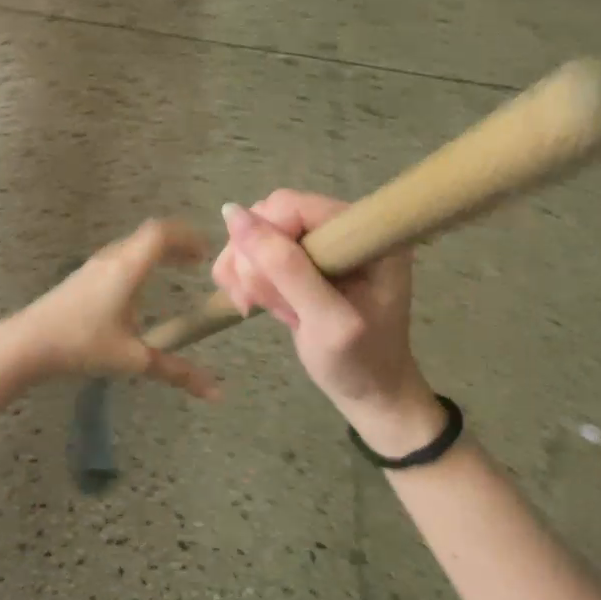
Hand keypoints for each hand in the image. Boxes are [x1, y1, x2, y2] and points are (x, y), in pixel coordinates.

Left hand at [3, 220, 218, 397]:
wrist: (28, 341)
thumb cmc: (83, 343)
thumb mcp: (134, 359)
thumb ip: (176, 371)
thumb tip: (216, 392)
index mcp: (126, 268)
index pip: (159, 233)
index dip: (186, 235)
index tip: (208, 251)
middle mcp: (110, 260)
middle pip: (146, 236)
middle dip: (176, 242)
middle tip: (198, 260)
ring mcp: (91, 267)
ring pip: (129, 246)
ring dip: (155, 251)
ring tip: (177, 267)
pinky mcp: (80, 278)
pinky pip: (117, 257)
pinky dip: (138, 260)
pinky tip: (140, 285)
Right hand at [213, 190, 441, 452]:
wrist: (369, 393)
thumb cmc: (359, 362)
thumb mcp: (327, 320)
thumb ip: (285, 267)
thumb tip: (232, 213)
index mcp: (366, 233)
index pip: (290, 205)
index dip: (267, 239)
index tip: (269, 286)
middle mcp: (340, 227)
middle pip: (264, 217)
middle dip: (253, 262)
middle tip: (262, 303)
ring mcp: (316, 242)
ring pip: (249, 234)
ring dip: (243, 273)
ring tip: (257, 306)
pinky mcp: (295, 257)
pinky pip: (245, 249)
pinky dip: (237, 277)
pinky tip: (251, 303)